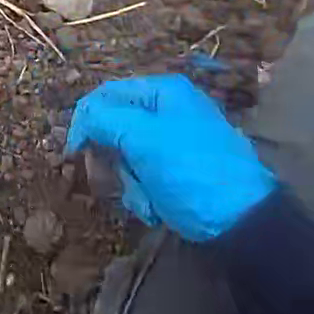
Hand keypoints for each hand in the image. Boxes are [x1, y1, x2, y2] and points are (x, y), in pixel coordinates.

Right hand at [68, 75, 276, 240]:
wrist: (239, 221)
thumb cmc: (189, 170)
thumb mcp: (142, 138)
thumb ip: (104, 119)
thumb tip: (82, 119)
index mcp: (163, 92)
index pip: (108, 94)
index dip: (86, 120)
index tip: (74, 152)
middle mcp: (167, 112)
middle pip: (114, 128)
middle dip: (113, 160)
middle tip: (115, 178)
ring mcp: (172, 144)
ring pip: (125, 158)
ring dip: (128, 183)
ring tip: (146, 198)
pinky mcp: (175, 174)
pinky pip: (142, 178)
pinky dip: (144, 196)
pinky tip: (157, 208)